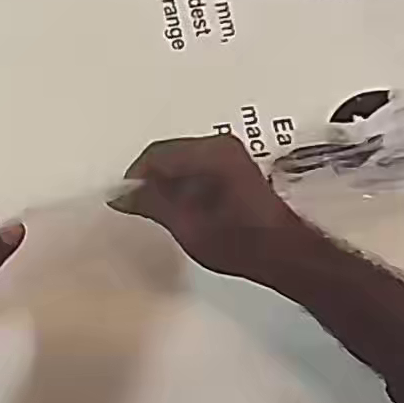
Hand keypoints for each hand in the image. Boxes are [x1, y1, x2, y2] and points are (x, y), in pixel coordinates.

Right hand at [113, 134, 303, 278]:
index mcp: (211, 153)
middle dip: (148, 180)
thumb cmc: (244, 241)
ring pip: (178, 161)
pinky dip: (179, 186)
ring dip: (163, 184)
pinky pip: (193, 168)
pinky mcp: (233, 168)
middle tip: (135, 205)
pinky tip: (179, 210)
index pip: (156, 156)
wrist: (282, 255)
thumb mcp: (184, 224)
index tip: (122, 197)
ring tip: (159, 212)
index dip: (134, 178)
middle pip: (167, 154)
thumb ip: (149, 203)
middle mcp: (222, 147)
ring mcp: (230, 156)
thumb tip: (122, 194)